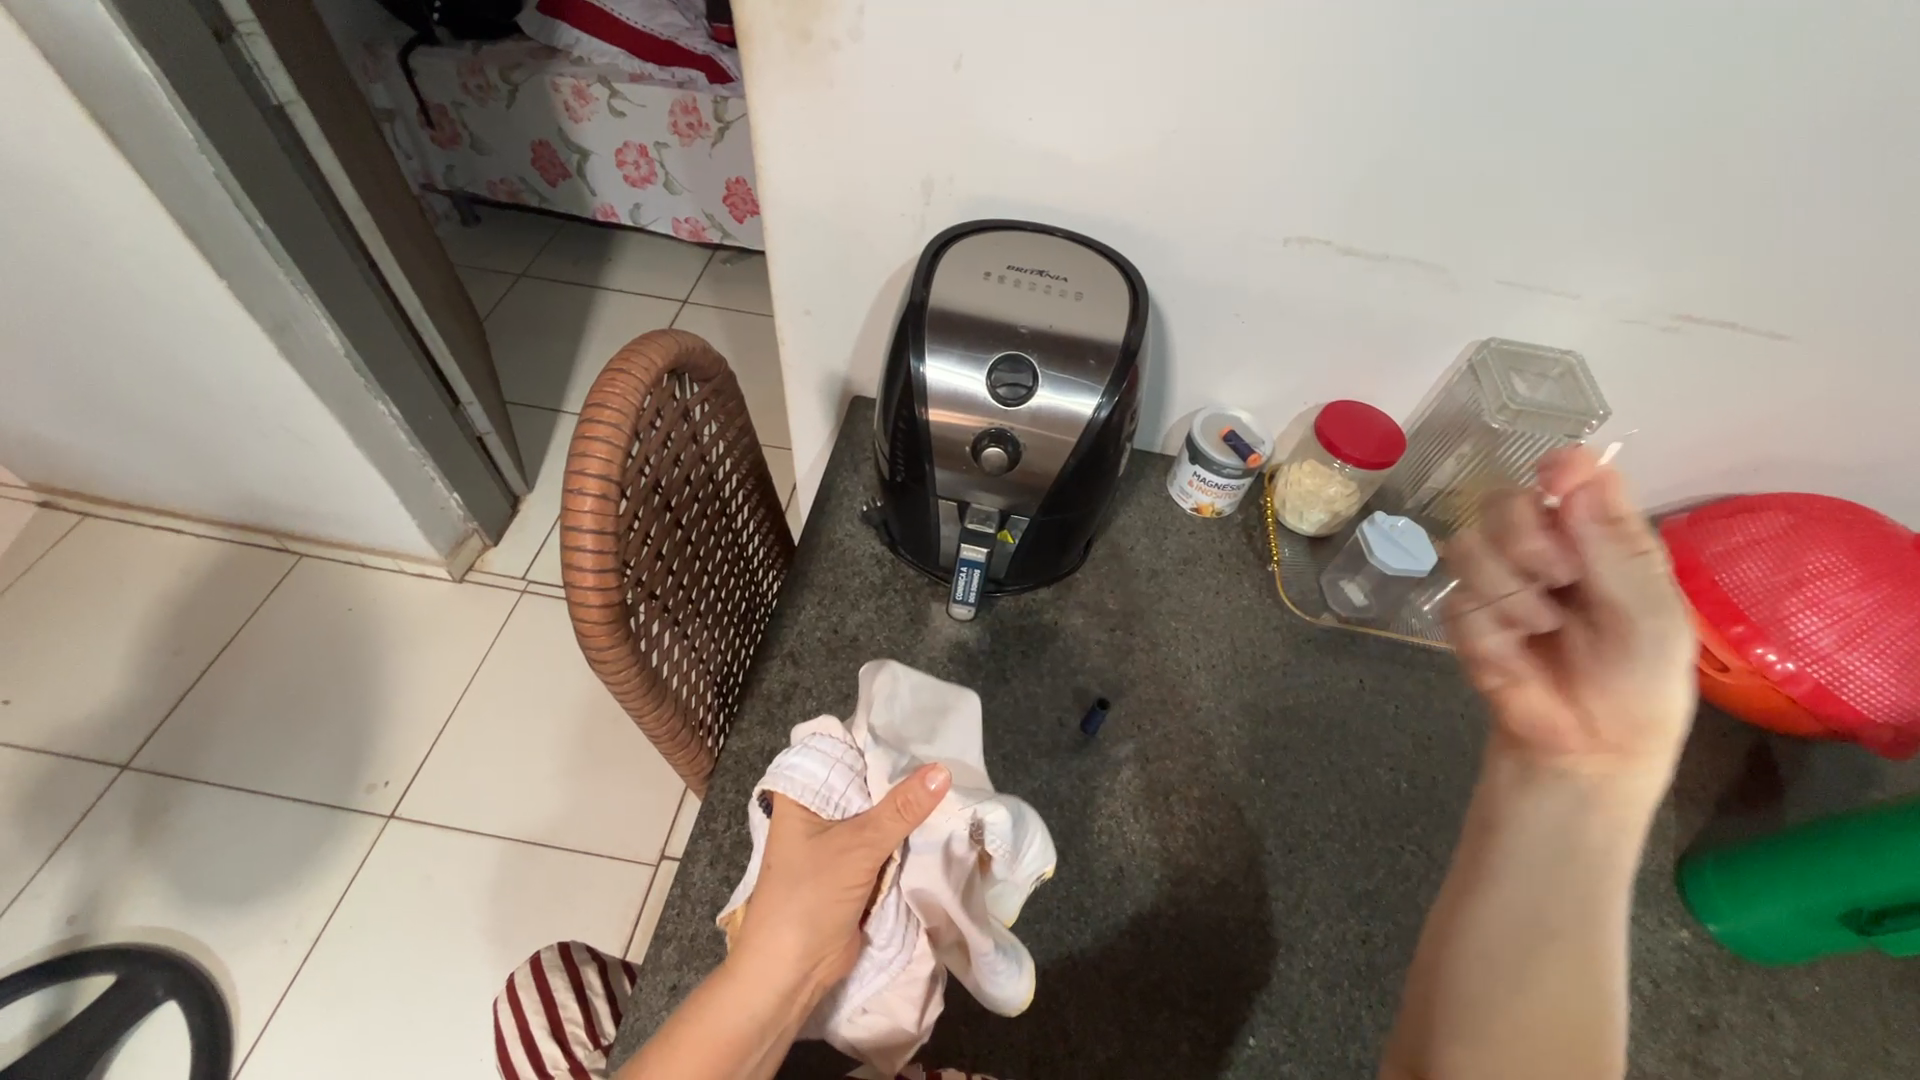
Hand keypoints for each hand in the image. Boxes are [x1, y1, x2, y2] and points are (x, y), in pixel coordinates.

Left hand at [728, 763, 952, 1001]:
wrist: (792, 973)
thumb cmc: (808, 897)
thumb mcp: (858, 846)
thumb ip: (902, 809)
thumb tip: (944, 771)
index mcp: (802, 793)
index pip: (843, 751)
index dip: (879, 741)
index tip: (922, 730)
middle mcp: (817, 810)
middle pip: (865, 783)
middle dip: (901, 776)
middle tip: (947, 756)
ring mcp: (836, 840)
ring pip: (878, 813)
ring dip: (907, 808)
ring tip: (951, 782)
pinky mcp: (853, 867)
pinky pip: (884, 841)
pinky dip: (905, 835)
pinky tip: (938, 818)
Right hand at [1443, 446, 1696, 783]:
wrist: (1586, 748)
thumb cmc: (1637, 682)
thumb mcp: (1650, 615)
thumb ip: (1613, 545)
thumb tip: (1582, 465)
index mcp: (1599, 539)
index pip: (1572, 480)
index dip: (1560, 469)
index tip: (1555, 473)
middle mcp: (1543, 549)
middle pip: (1504, 502)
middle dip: (1525, 537)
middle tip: (1557, 575)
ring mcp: (1496, 581)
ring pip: (1468, 547)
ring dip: (1507, 591)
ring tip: (1541, 628)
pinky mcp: (1461, 617)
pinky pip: (1456, 602)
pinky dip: (1488, 632)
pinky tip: (1514, 655)